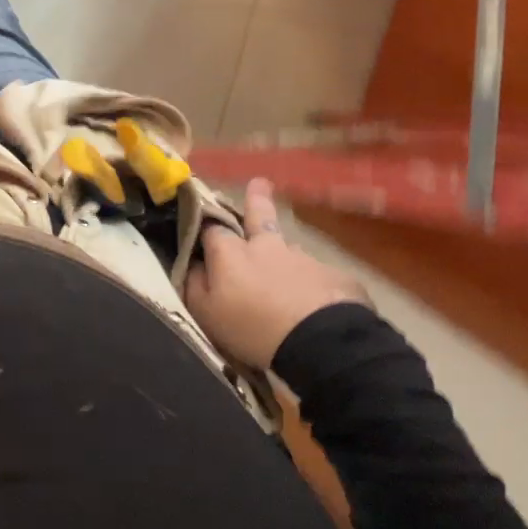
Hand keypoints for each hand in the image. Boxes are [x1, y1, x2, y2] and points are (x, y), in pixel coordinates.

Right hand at [185, 179, 370, 369]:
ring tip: (286, 277)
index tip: (202, 230)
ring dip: (284, 256)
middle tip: (259, 184)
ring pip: (289, 250)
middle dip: (257, 199)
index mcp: (230, 253)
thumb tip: (191, 263)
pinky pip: (319, 277)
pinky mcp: (336, 277)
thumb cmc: (253, 329)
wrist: (323, 345)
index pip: (211, 228)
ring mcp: (304, 258)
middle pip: (259, 216)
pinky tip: (316, 303)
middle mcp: (266, 246)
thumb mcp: (206, 313)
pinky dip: (313, 285)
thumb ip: (194, 283)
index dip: (206, 228)